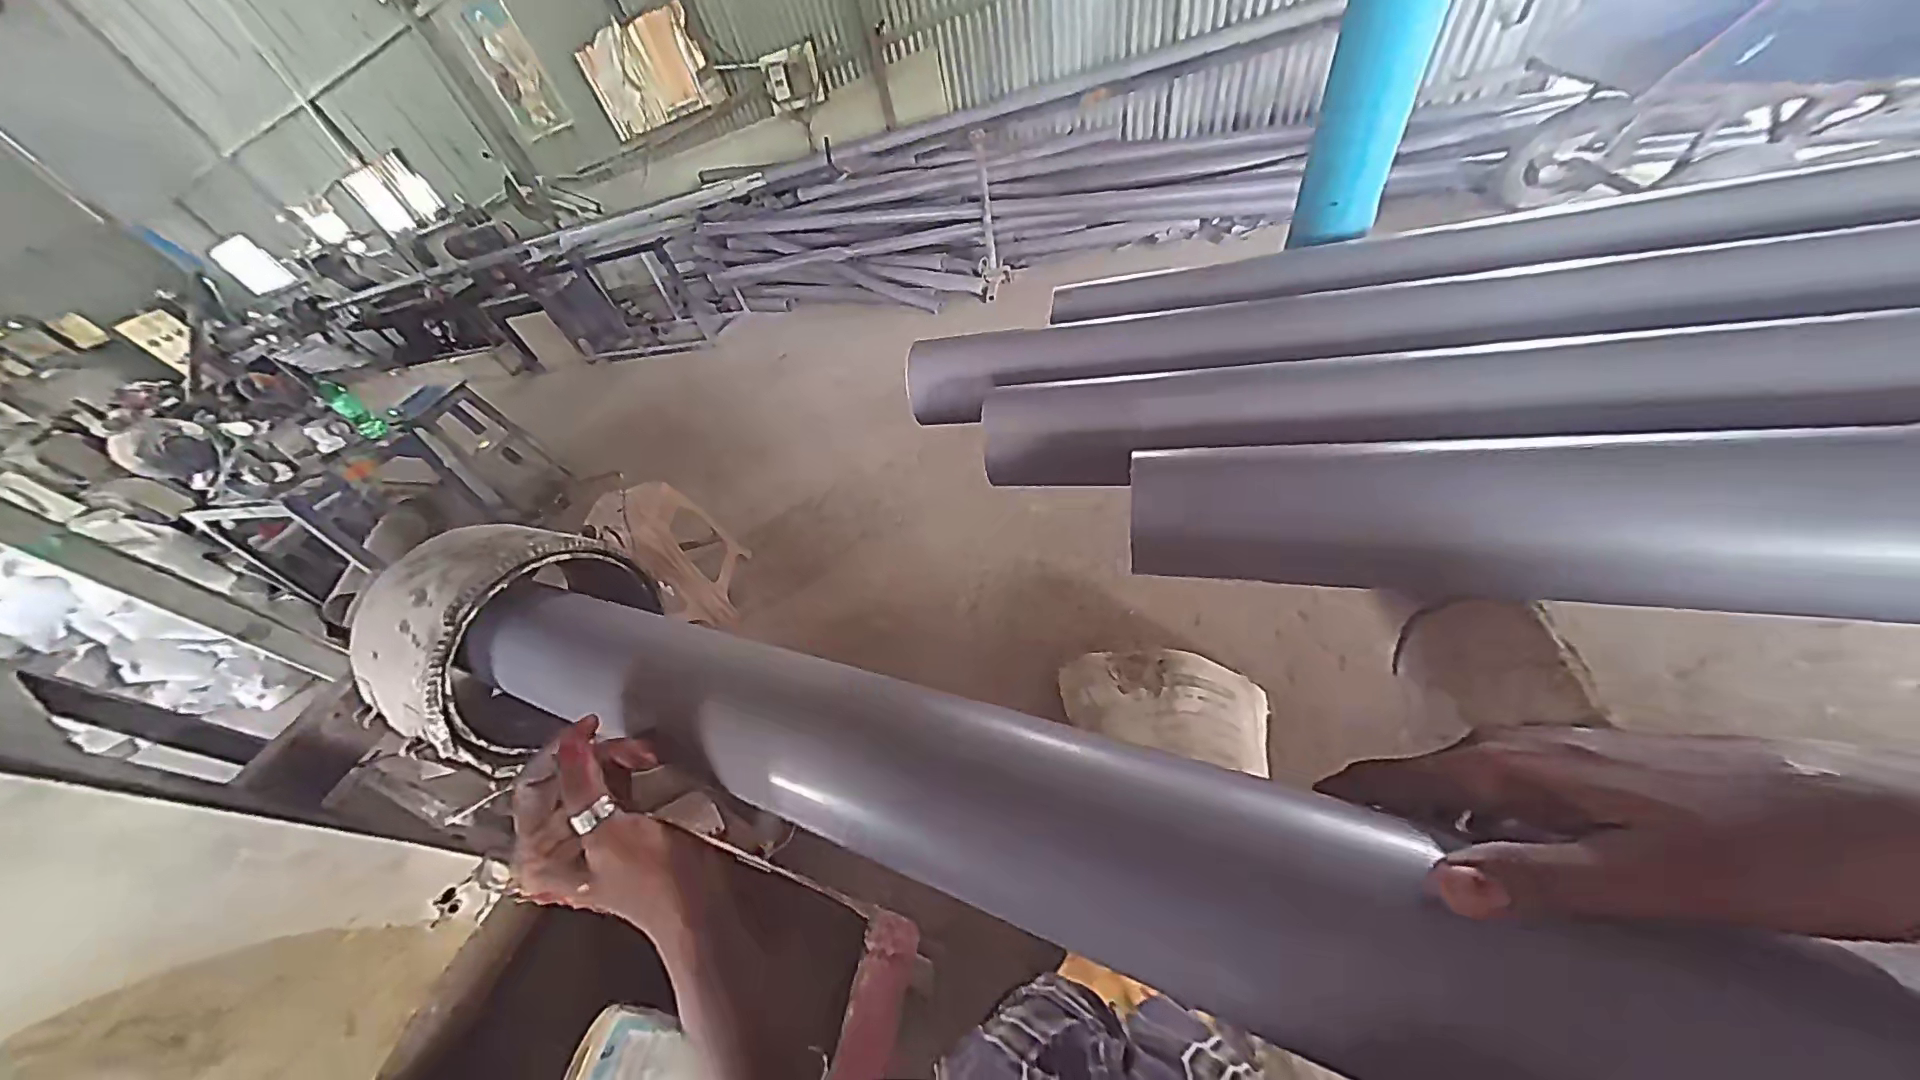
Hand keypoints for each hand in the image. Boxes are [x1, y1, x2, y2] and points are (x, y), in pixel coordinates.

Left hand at [510, 715, 718, 934]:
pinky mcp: (617, 826)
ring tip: (648, 759)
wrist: (699, 904)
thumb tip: (569, 745)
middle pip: (562, 776)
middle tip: (634, 752)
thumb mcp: (612, 833)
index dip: (561, 751)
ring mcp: (587, 835)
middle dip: (598, 755)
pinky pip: (611, 784)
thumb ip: (583, 786)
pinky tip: (649, 768)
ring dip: (618, 758)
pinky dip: (629, 768)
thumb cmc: (656, 883)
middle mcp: (555, 846)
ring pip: (588, 775)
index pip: (534, 784)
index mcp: (538, 855)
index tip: (590, 727)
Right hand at [1316, 726, 1919, 940]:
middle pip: (1428, 772)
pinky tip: (1510, 847)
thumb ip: (1540, 879)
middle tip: (1357, 844)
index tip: (1307, 804)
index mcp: (1516, 763)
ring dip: (1436, 809)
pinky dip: (1484, 811)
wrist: (1886, 820)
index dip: (1351, 787)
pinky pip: (1510, 784)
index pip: (1403, 771)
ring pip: (1471, 777)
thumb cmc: (1768, 847)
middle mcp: (1526, 744)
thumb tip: (1444, 885)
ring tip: (1422, 852)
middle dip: (1385, 802)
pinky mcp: (1596, 766)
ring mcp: (1562, 750)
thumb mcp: (1648, 879)